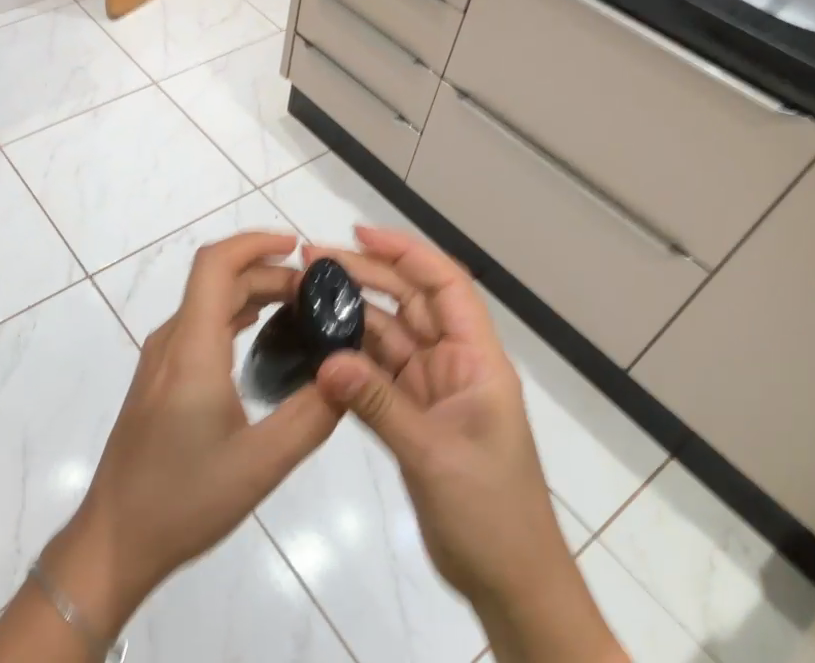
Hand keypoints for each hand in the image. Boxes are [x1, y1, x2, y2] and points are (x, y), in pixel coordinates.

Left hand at [45, 232, 341, 635]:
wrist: (116, 537)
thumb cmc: (185, 501)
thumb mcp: (261, 464)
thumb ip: (311, 416)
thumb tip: (350, 372)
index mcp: (192, 350)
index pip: (216, 265)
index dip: (255, 242)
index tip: (299, 247)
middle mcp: (171, 343)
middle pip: (217, 281)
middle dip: (268, 272)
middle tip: (321, 293)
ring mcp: (161, 360)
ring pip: (207, 303)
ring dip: (252, 292)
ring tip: (303, 307)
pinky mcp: (160, 379)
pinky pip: (200, 327)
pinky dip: (235, 315)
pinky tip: (264, 335)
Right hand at [304, 226, 551, 602]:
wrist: (509, 580)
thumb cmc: (490, 512)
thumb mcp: (435, 454)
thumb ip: (379, 403)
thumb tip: (326, 358)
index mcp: (477, 360)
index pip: (445, 286)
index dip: (407, 253)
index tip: (358, 235)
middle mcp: (454, 366)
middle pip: (410, 304)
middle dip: (365, 277)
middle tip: (310, 261)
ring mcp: (431, 393)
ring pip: (388, 338)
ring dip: (352, 316)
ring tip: (304, 295)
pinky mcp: (412, 420)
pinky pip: (376, 377)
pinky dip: (349, 361)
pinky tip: (316, 346)